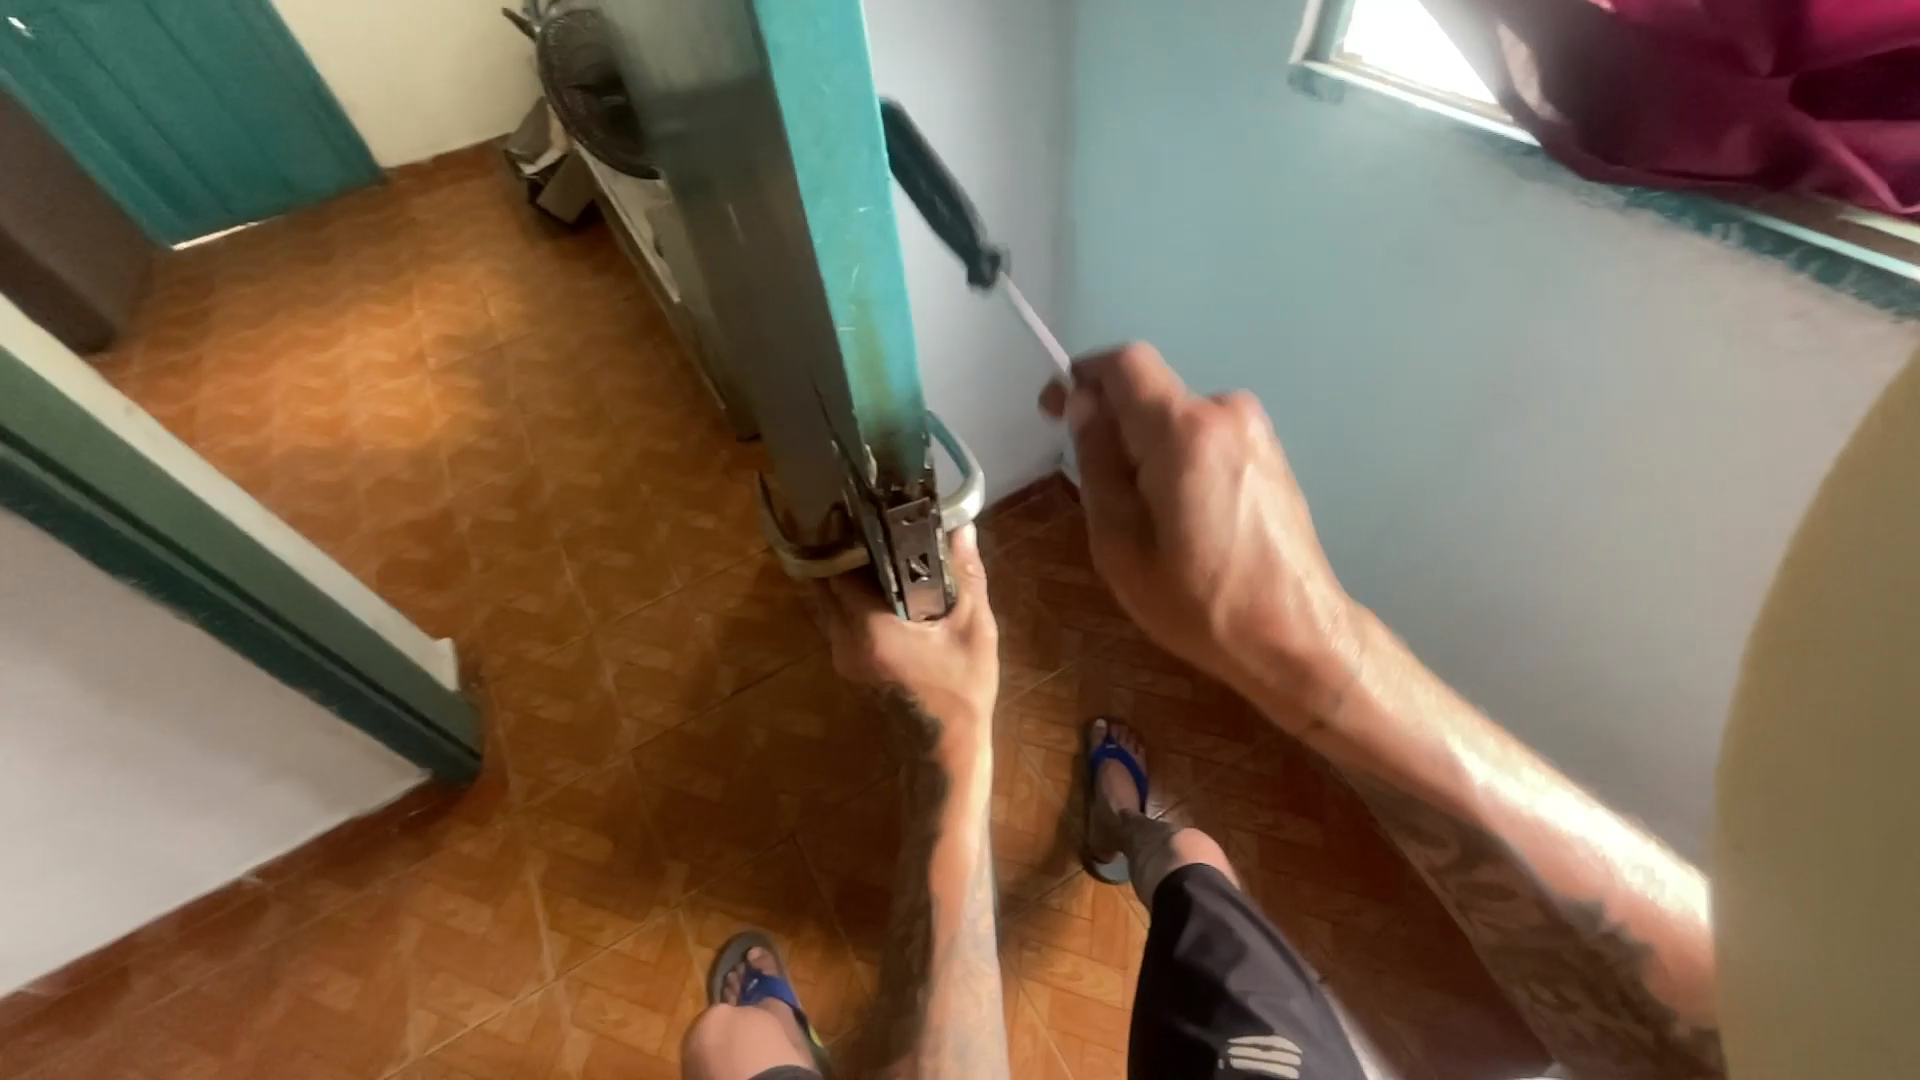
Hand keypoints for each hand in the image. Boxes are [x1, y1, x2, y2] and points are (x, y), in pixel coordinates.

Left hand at [822, 525, 999, 754]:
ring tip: (863, 542)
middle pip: (821, 582)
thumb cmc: (962, 693)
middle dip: (834, 549)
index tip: (849, 506)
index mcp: (869, 629)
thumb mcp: (974, 630)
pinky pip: (835, 619)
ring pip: (824, 602)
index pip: (836, 569)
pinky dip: (844, 596)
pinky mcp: (848, 665)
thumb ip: (966, 575)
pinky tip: (871, 581)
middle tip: (854, 516)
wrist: (943, 753)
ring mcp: (841, 656)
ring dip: (837, 573)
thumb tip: (962, 526)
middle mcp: (843, 640)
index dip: (838, 536)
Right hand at [1040, 344, 1357, 710]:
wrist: (1295, 636)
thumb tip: (1082, 406)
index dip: (1081, 376)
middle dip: (1113, 427)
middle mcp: (1226, 413)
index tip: (1056, 412)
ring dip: (1145, 448)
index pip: (1124, 363)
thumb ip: (1097, 464)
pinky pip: (1204, 436)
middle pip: (1149, 392)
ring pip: (1175, 418)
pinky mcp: (1269, 453)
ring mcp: (1255, 432)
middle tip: (1100, 494)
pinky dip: (1176, 458)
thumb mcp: (1119, 544)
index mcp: (1184, 432)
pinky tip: (1182, 517)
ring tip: (1145, 520)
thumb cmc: (1197, 603)